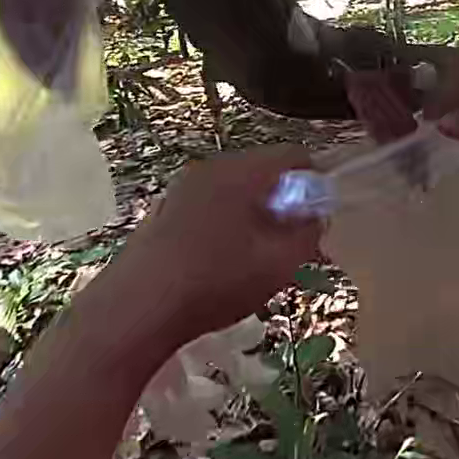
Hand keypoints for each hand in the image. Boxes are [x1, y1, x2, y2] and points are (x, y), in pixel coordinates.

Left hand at [91, 146, 322, 352]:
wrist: (139, 304)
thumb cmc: (216, 280)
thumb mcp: (278, 263)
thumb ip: (307, 232)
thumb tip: (315, 213)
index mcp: (241, 171)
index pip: (293, 155)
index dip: (315, 181)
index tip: (319, 217)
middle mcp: (211, 167)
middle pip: (263, 170)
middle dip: (285, 201)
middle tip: (292, 242)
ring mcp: (185, 186)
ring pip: (236, 188)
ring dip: (256, 213)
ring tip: (259, 256)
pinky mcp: (167, 207)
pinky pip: (212, 202)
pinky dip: (228, 220)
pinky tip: (222, 259)